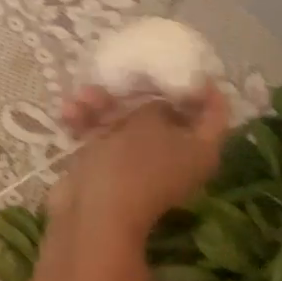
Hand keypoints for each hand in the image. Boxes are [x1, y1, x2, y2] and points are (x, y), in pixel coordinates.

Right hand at [53, 85, 229, 238]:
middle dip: (136, 93)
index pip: (214, 112)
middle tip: (120, 77)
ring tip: (81, 95)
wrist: (92, 213)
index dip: (201, 88)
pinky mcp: (105, 167)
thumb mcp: (149, 125)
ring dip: (102, 107)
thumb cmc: (132, 167)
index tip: (180, 67)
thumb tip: (156, 102)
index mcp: (201, 148)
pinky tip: (67, 112)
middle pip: (162, 115)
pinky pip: (100, 138)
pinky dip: (86, 124)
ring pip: (124, 124)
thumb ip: (156, 105)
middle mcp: (174, 155)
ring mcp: (137, 162)